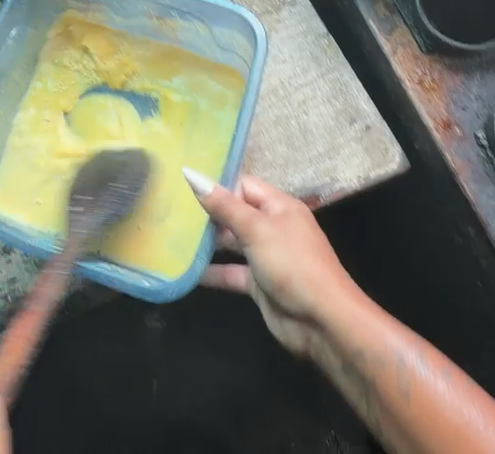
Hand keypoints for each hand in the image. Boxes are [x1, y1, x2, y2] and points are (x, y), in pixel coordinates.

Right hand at [184, 169, 361, 359]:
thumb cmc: (292, 264)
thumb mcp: (256, 229)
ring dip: (208, 242)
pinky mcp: (259, 283)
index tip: (183, 185)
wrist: (323, 321)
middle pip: (235, 213)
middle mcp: (273, 227)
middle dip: (208, 213)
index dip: (217, 185)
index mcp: (279, 206)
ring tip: (173, 236)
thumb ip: (224, 205)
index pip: (243, 185)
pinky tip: (187, 271)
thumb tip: (192, 174)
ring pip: (232, 243)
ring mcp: (266, 256)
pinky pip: (232, 272)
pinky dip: (212, 272)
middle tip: (172, 210)